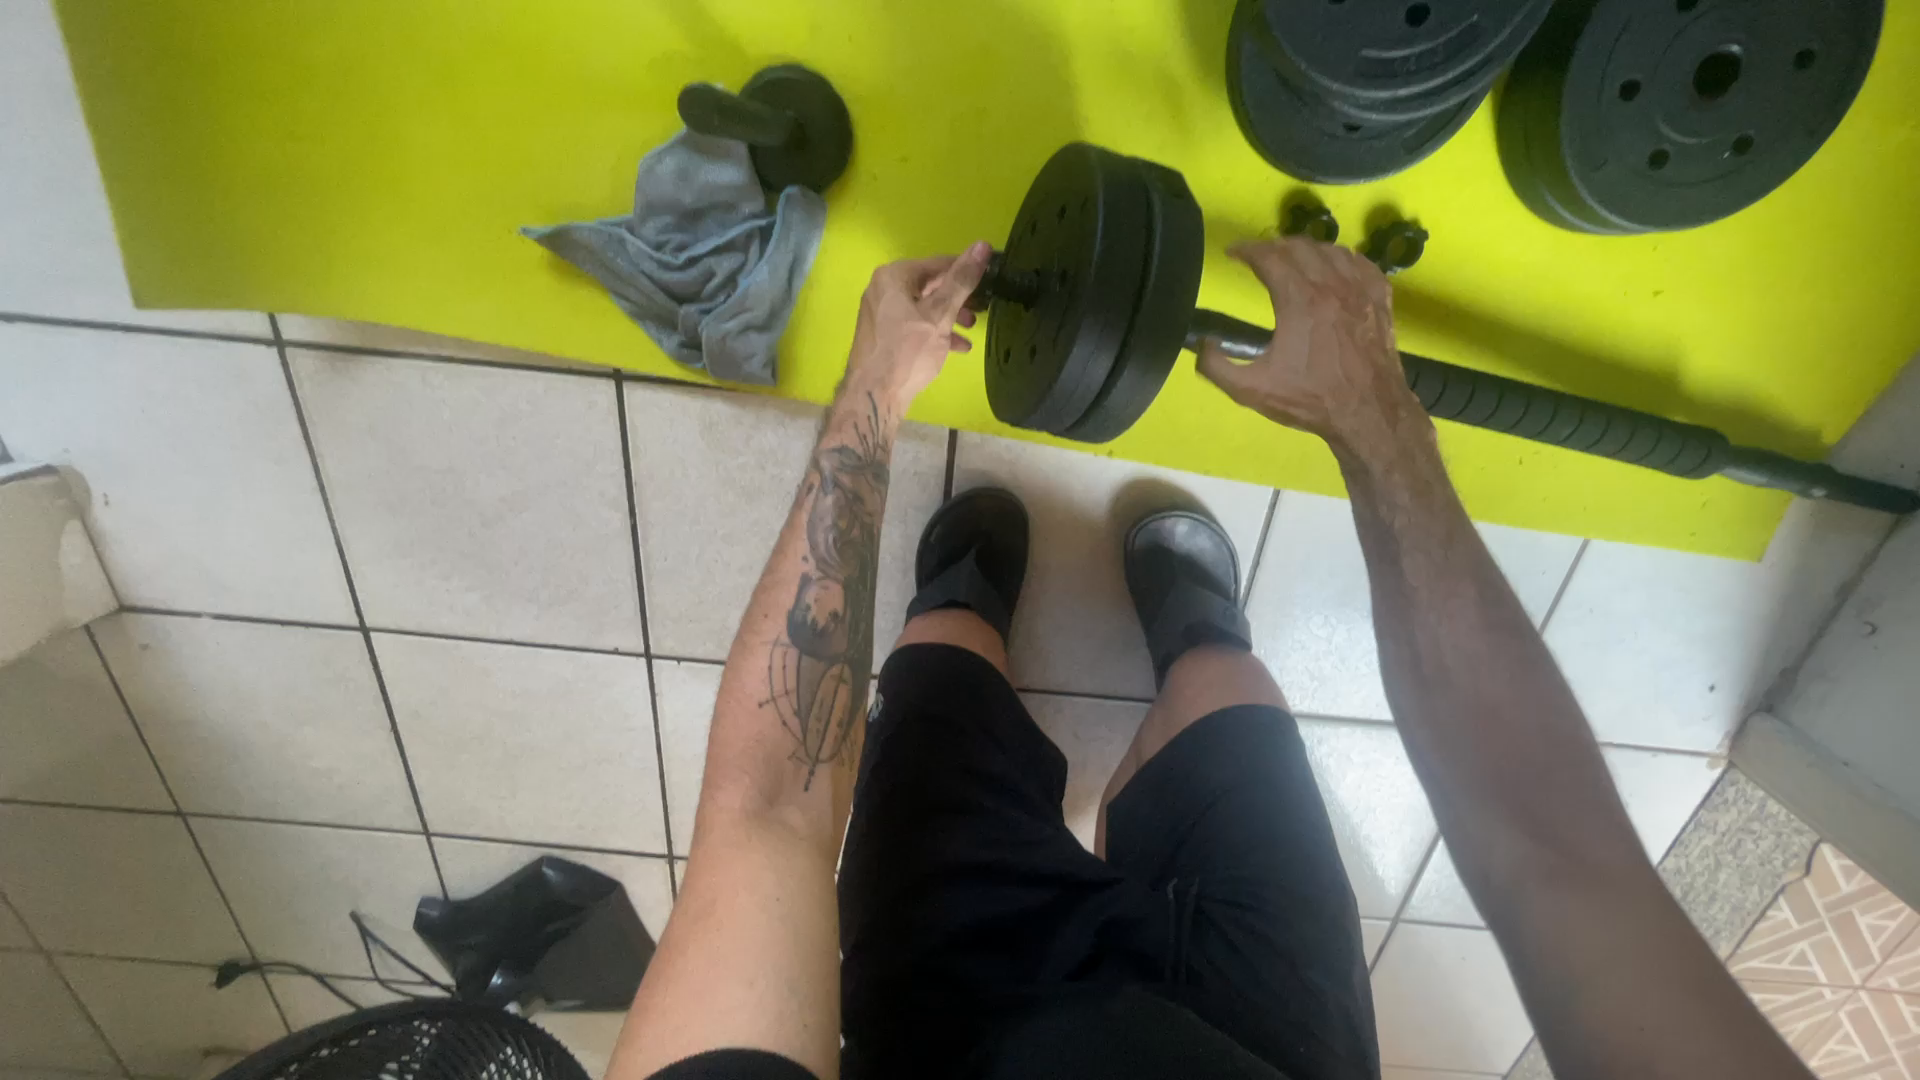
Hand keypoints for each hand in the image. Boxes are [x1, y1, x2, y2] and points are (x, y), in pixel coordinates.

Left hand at [844, 242, 992, 406]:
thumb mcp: (940, 315)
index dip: (965, 271)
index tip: (989, 281)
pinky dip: (934, 332)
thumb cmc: (908, 351)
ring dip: (949, 317)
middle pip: (930, 286)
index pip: (938, 264)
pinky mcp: (883, 335)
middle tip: (982, 309)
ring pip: (923, 308)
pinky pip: (914, 325)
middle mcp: (883, 289)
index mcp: (894, 276)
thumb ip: (961, 281)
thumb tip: (982, 245)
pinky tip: (957, 347)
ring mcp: (881, 314)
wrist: (874, 394)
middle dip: (958, 298)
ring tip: (971, 329)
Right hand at [1196, 237, 1428, 455]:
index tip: (1233, 252)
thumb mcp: (1250, 391)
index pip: (1269, 257)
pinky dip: (1339, 257)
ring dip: (1305, 249)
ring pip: (1330, 249)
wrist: (1367, 411)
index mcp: (1299, 300)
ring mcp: (1360, 289)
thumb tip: (1202, 344)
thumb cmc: (1308, 399)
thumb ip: (1216, 367)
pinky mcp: (1379, 298)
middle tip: (1257, 256)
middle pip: (1299, 247)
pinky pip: (1359, 262)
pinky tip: (1332, 267)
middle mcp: (1331, 285)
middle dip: (1273, 246)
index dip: (1247, 250)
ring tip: (1290, 259)